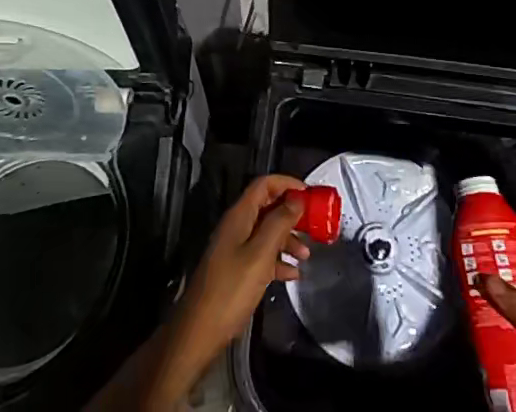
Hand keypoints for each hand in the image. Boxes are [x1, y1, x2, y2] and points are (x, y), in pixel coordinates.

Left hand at [139, 175, 313, 408]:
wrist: (200, 331)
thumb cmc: (231, 289)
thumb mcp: (260, 254)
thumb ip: (279, 223)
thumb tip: (297, 199)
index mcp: (239, 216)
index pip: (264, 185)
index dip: (288, 184)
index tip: (311, 195)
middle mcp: (237, 227)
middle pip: (267, 207)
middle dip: (292, 213)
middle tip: (315, 224)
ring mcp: (235, 249)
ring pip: (267, 232)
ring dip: (288, 239)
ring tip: (307, 254)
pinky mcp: (236, 270)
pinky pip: (262, 255)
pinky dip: (279, 261)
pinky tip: (293, 275)